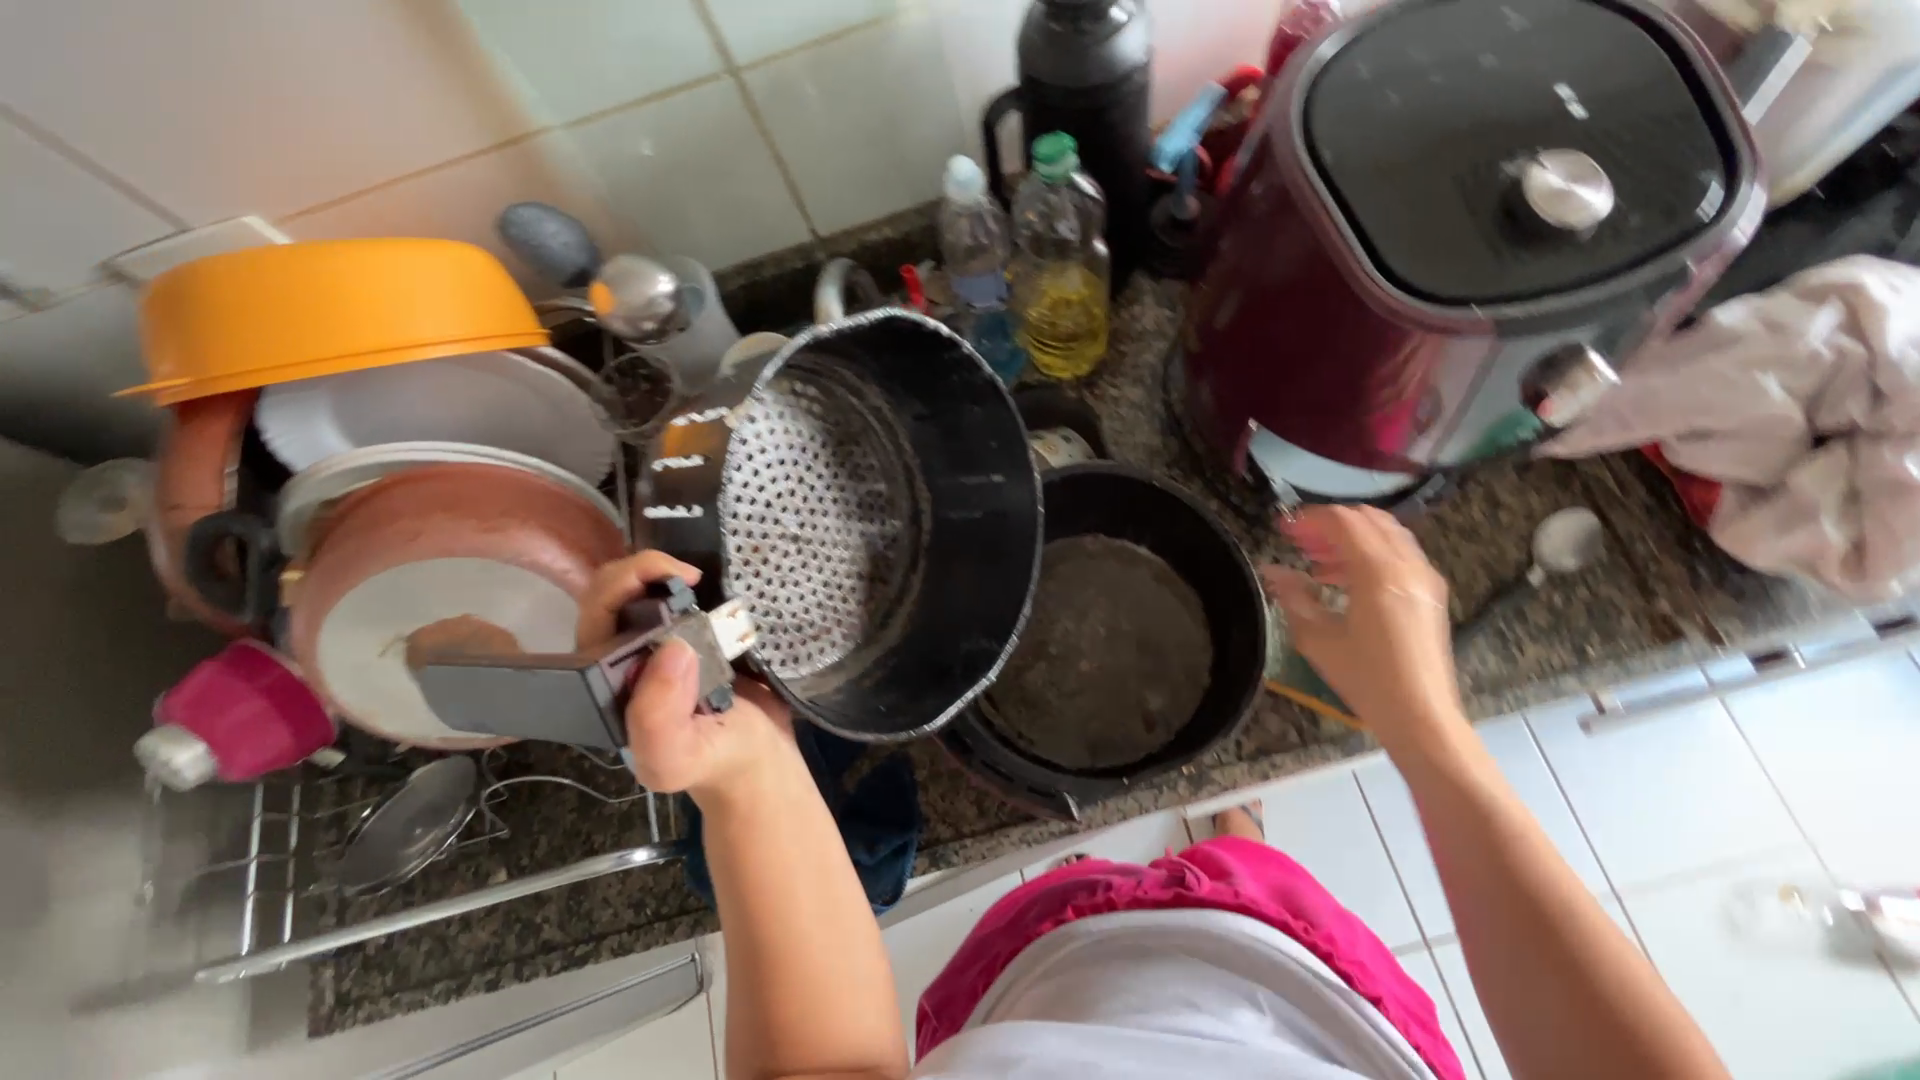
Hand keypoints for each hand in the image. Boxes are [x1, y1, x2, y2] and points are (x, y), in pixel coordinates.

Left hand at [577, 552, 795, 801]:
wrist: (763, 757)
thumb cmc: (715, 760)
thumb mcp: (674, 758)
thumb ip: (656, 720)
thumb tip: (670, 648)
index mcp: (606, 682)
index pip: (595, 620)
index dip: (620, 590)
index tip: (668, 585)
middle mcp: (625, 656)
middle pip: (613, 593)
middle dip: (642, 571)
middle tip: (689, 575)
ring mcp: (660, 640)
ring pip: (643, 587)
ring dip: (665, 570)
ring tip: (698, 577)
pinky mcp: (693, 630)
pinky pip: (680, 593)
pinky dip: (693, 580)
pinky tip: (714, 583)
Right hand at [1263, 506, 1467, 748]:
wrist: (1421, 714)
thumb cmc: (1366, 678)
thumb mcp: (1317, 638)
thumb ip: (1293, 596)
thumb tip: (1271, 570)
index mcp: (1378, 572)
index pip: (1343, 522)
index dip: (1309, 518)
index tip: (1283, 527)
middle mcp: (1407, 565)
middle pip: (1368, 520)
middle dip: (1330, 524)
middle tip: (1299, 541)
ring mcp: (1424, 578)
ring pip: (1386, 534)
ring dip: (1351, 537)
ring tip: (1317, 560)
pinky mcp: (1430, 594)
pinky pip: (1399, 554)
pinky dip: (1370, 553)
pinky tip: (1345, 580)